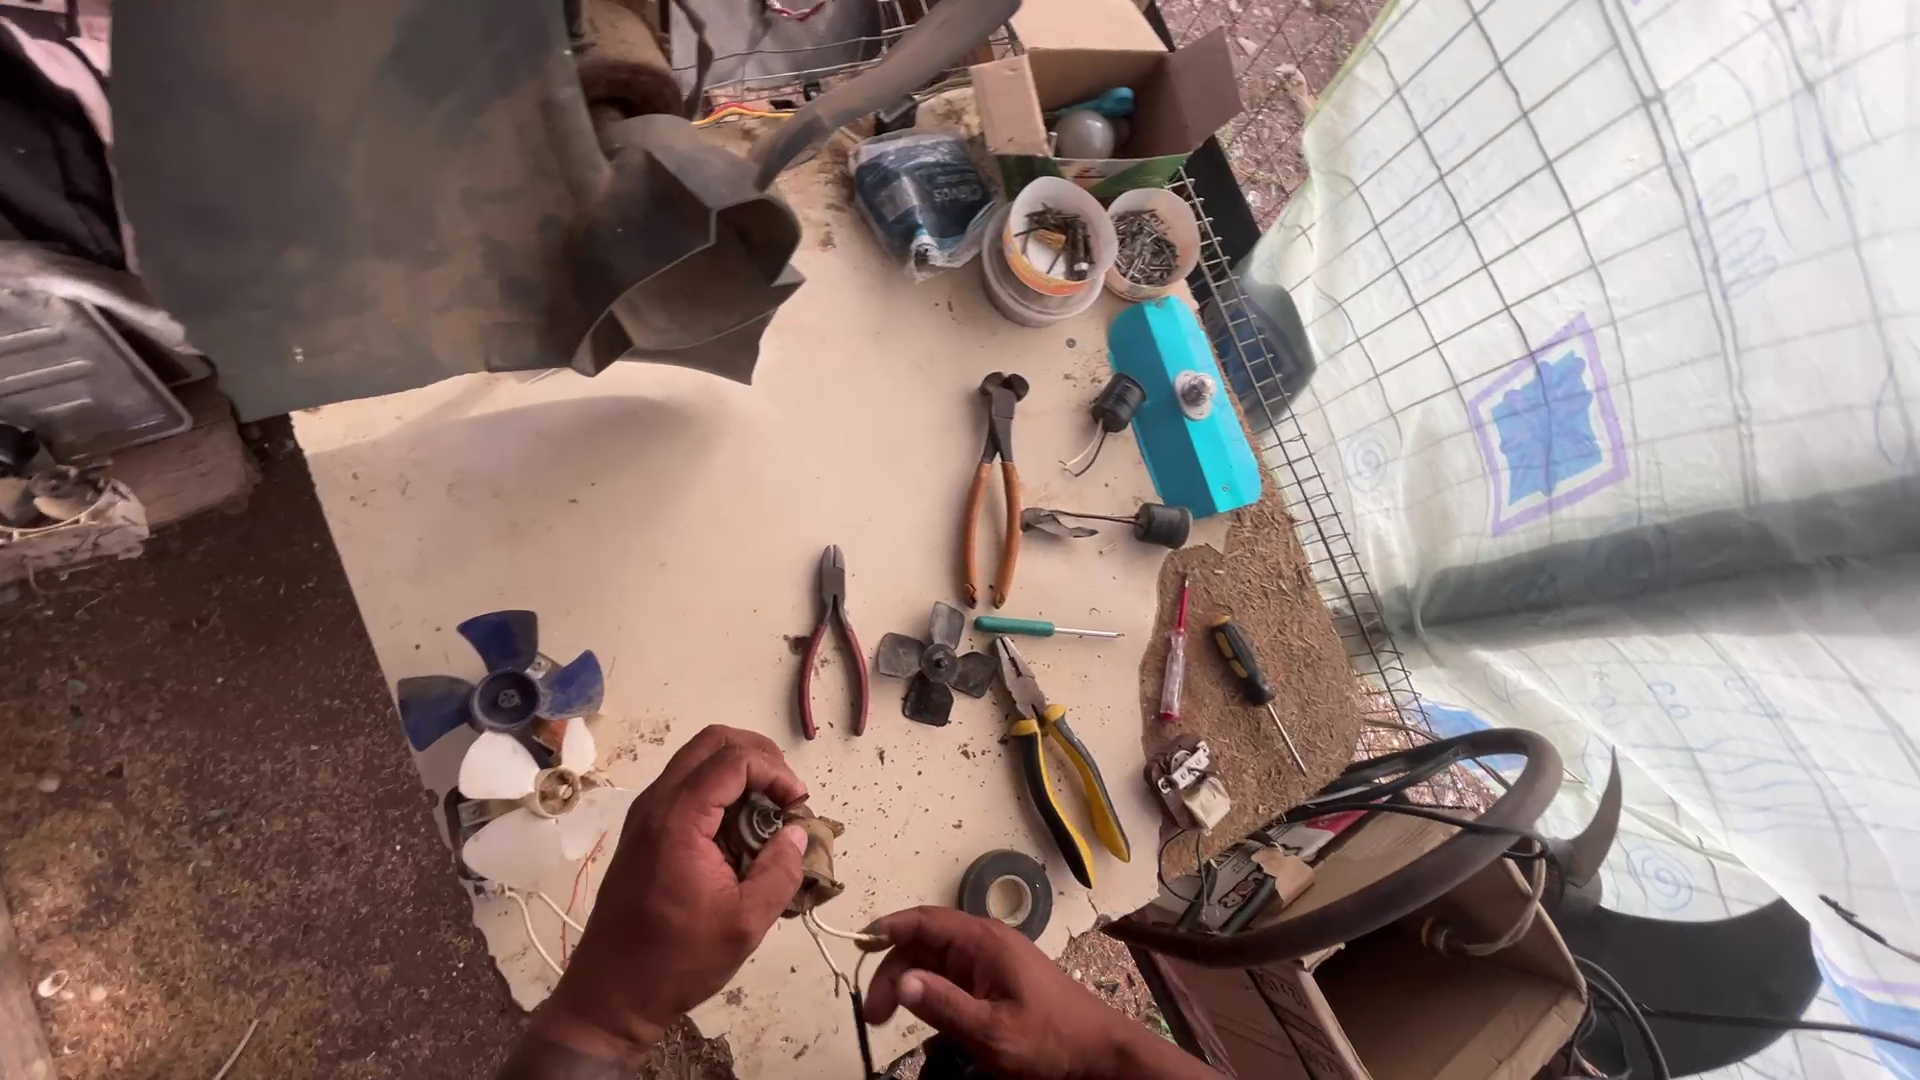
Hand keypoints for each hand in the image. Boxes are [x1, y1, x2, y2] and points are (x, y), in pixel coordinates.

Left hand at [530, 725, 808, 1063]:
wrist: (608, 997)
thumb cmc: (676, 961)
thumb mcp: (746, 923)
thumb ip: (781, 871)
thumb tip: (798, 833)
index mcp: (678, 820)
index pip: (734, 760)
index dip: (775, 771)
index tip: (797, 804)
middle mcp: (657, 803)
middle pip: (713, 741)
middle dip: (759, 755)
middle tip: (785, 791)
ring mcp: (646, 814)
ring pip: (698, 756)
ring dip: (740, 767)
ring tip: (769, 804)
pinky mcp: (644, 828)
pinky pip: (687, 781)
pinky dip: (720, 785)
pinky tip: (741, 823)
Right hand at [861, 907, 1217, 1079]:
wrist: (1097, 1051)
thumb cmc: (1048, 1039)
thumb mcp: (993, 1032)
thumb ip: (945, 1006)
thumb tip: (900, 980)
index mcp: (983, 941)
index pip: (927, 920)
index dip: (890, 927)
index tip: (858, 942)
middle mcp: (983, 940)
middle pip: (926, 941)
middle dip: (894, 968)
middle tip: (873, 1013)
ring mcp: (990, 957)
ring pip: (936, 957)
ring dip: (909, 980)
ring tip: (887, 1016)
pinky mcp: (995, 976)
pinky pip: (952, 972)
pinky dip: (930, 987)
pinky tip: (920, 1011)